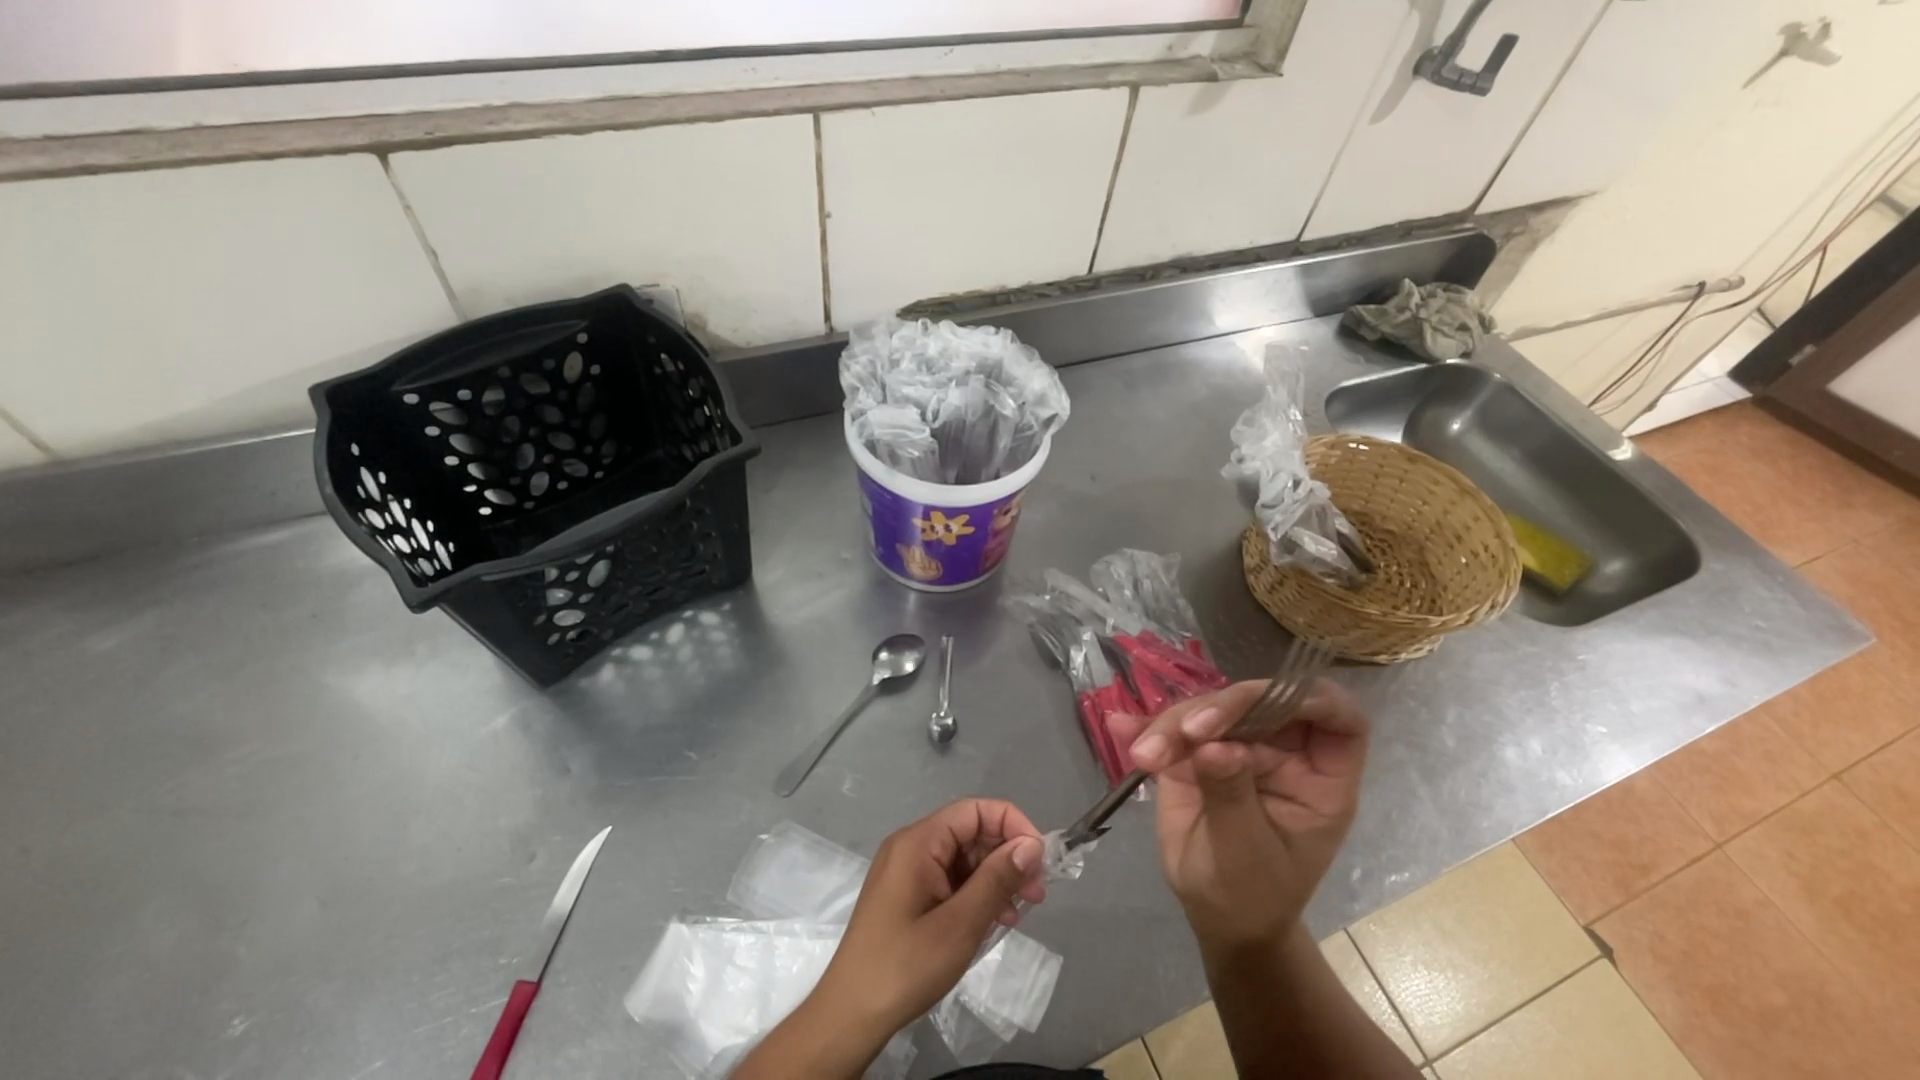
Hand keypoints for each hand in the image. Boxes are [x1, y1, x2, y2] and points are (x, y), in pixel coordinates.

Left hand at [811, 799, 1047, 1034]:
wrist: (851, 1014)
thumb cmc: (905, 966)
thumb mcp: (960, 924)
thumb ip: (996, 879)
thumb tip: (1031, 845)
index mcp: (918, 842)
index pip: (975, 811)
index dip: (1013, 825)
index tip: (1040, 861)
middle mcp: (911, 847)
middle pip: (970, 833)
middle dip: (1008, 857)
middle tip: (1036, 896)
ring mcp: (908, 872)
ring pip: (964, 859)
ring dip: (996, 879)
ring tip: (1018, 915)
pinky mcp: (908, 896)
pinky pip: (951, 881)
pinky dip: (976, 895)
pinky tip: (994, 922)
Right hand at [1108, 679, 1367, 947]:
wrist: (1218, 917)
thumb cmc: (1252, 894)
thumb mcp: (1246, 851)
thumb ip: (1231, 795)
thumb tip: (1215, 746)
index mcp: (1320, 777)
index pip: (1339, 720)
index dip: (1312, 700)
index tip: (1272, 700)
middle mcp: (1283, 752)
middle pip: (1262, 704)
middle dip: (1223, 709)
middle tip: (1187, 733)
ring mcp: (1238, 749)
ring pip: (1211, 711)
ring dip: (1174, 723)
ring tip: (1144, 755)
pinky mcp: (1197, 754)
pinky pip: (1175, 730)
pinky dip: (1148, 728)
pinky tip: (1122, 727)